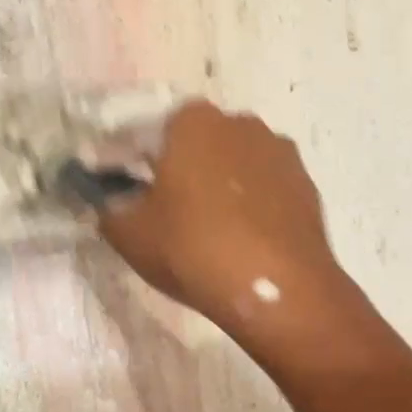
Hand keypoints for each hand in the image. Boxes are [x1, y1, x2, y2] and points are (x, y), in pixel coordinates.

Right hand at [97, 100, 338, 329]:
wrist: (278, 290)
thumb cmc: (192, 250)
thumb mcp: (128, 234)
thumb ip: (107, 206)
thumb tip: (106, 197)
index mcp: (191, 122)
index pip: (143, 134)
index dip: (122, 162)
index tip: (113, 188)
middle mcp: (239, 122)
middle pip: (192, 144)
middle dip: (173, 169)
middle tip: (157, 210)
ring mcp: (279, 151)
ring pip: (230, 164)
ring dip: (213, 185)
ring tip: (200, 227)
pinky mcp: (305, 184)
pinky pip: (261, 188)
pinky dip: (245, 205)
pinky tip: (235, 238)